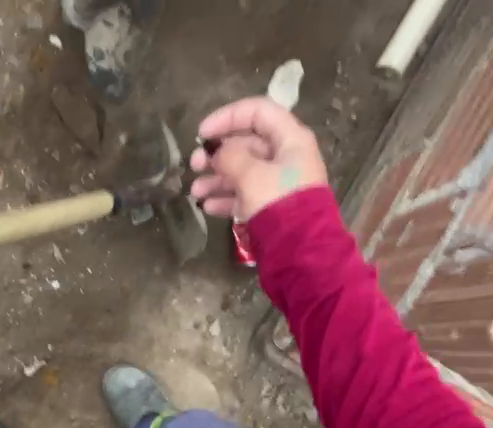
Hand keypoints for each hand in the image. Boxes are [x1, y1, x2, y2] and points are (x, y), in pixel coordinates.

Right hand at [188, 97, 329, 220]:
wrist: (299, 250)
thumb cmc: (278, 203)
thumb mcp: (251, 174)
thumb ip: (230, 157)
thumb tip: (216, 152)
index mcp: (289, 139)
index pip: (257, 112)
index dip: (227, 117)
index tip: (201, 133)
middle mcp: (285, 157)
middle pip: (246, 144)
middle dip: (217, 154)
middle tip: (193, 165)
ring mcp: (277, 183)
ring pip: (242, 172)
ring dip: (216, 179)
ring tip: (195, 192)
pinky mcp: (270, 206)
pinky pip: (244, 195)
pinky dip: (225, 199)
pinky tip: (207, 207)